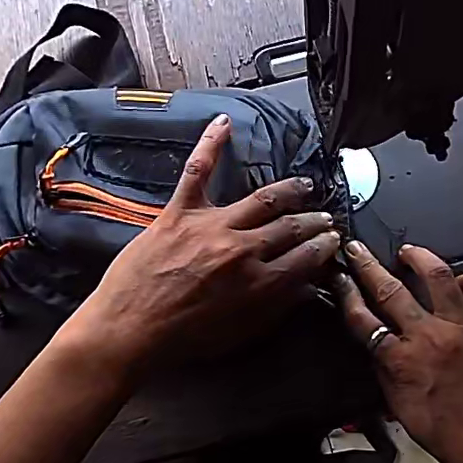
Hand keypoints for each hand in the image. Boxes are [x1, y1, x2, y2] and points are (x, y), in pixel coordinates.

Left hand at [63, 113, 339, 369]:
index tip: (333, 240)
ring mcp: (210, 226)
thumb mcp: (239, 333)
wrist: (129, 330)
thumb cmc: (182, 338)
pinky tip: (224, 124)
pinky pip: (198, 172)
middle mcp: (241, 249)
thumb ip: (276, 308)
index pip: (306, 257)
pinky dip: (210, 145)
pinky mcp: (179, 213)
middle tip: (324, 218)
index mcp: (258, 282)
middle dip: (314, 221)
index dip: (324, 247)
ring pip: (261, 199)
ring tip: (304, 186)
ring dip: (289, 190)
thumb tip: (306, 289)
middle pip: (290, 226)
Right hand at [333, 242, 462, 462]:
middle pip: (390, 289)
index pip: (362, 320)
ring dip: (418, 257)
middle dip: (367, 264)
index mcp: (403, 363)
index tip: (338, 277)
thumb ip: (388, 379)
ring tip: (408, 251)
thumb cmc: (460, 442)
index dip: (346, 294)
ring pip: (437, 275)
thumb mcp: (407, 416)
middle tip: (356, 246)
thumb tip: (376, 352)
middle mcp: (430, 336)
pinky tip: (460, 281)